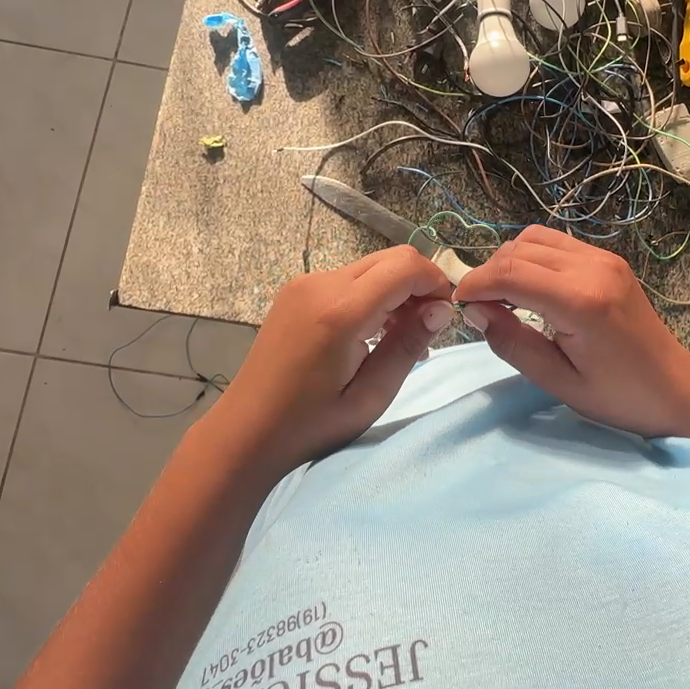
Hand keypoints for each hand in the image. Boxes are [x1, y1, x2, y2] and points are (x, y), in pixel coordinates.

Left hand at [218, 246, 455, 468]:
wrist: (246, 430)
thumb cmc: (310, 424)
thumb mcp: (370, 396)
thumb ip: (407, 346)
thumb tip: (442, 309)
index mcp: (340, 311)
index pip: (406, 267)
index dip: (435, 284)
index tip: (443, 318)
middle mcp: (321, 284)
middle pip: (392, 257)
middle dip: (419, 285)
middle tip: (426, 328)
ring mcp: (305, 283)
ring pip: (373, 266)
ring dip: (396, 291)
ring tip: (399, 337)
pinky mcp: (297, 289)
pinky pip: (350, 278)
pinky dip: (373, 295)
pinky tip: (371, 333)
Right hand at [452, 225, 689, 438]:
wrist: (675, 388)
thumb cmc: (618, 396)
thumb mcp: (558, 381)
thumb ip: (512, 343)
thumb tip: (475, 311)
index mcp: (581, 301)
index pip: (511, 274)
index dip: (476, 285)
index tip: (457, 306)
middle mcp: (593, 267)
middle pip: (519, 250)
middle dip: (489, 273)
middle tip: (478, 308)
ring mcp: (604, 258)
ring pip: (536, 238)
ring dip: (510, 261)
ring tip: (502, 298)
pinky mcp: (610, 259)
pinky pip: (557, 244)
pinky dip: (532, 257)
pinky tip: (530, 288)